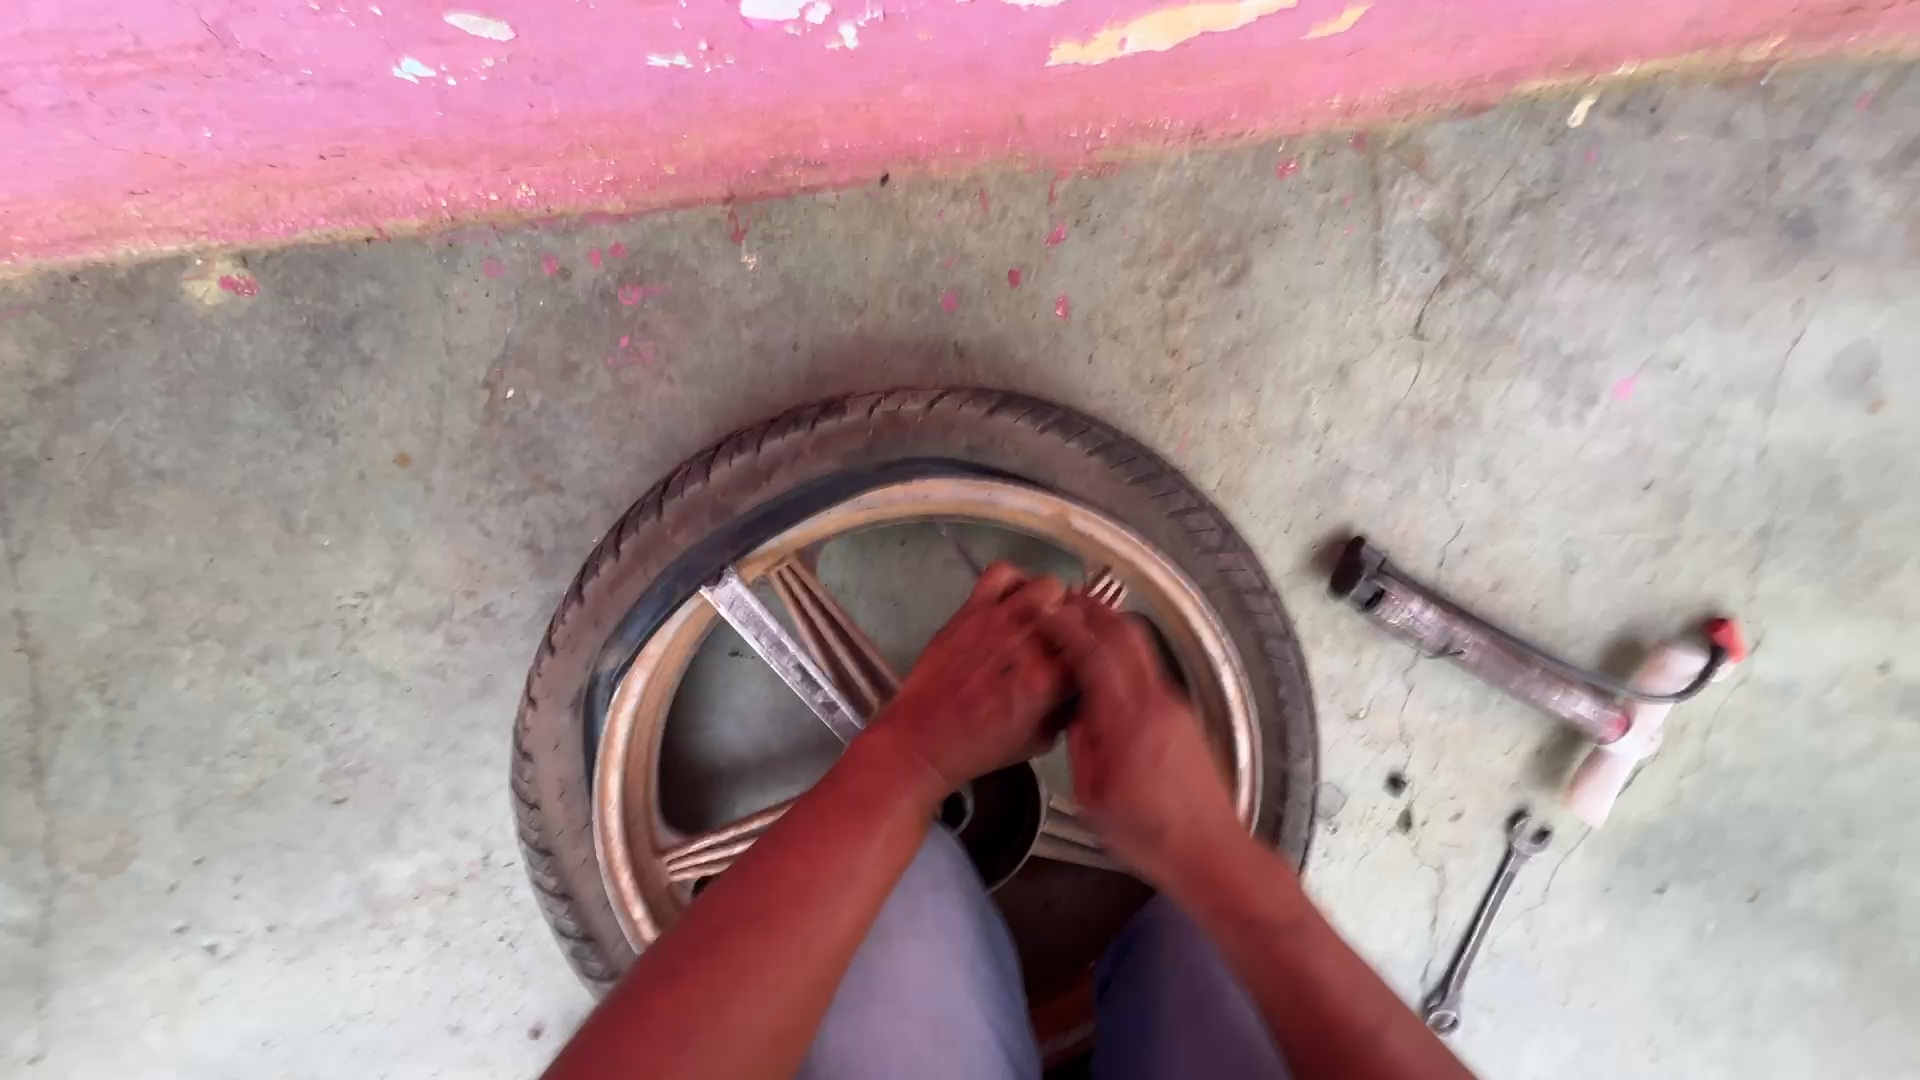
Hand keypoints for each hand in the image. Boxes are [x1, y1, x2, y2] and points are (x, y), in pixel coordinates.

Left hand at [866, 562, 1071, 790]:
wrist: (924, 737)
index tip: (1084, 662)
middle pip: (1075, 613)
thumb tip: (1083, 685)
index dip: (1092, 656)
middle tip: (1062, 642)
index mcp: (1048, 680)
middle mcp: (1028, 642)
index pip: (1092, 650)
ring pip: (1048, 585)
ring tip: (1039, 619)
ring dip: (1050, 601)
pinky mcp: (972, 608)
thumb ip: (1067, 710)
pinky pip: (1002, 572)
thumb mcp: (1039, 742)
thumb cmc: (980, 747)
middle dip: (1075, 628)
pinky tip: (1012, 601)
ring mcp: (999, 620)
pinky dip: (1014, 580)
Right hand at [1038, 596, 1244, 889]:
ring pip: (1141, 648)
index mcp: (1128, 721)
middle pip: (1126, 635)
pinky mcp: (1183, 715)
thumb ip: (1082, 743)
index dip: (1066, 627)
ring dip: (1110, 626)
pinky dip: (1123, 652)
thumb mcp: (1092, 796)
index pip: (1094, 655)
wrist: (1212, 852)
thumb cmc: (1146, 834)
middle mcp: (1156, 701)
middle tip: (1063, 598)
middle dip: (1093, 610)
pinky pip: (1148, 669)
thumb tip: (1075, 709)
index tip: (1043, 612)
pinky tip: (1104, 663)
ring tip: (1080, 620)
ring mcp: (1174, 705)